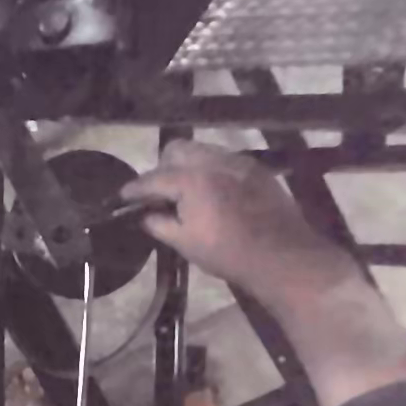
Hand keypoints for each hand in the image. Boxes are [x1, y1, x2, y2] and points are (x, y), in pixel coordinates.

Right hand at [121, 140, 355, 309]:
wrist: (281, 256)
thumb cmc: (226, 252)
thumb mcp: (183, 243)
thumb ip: (158, 224)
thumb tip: (146, 215)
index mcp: (191, 180)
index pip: (153, 178)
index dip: (135, 188)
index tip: (123, 196)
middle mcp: (213, 162)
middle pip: (177, 150)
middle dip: (162, 167)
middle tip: (158, 192)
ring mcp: (238, 162)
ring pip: (203, 151)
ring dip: (188, 167)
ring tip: (186, 193)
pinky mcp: (257, 170)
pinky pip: (224, 161)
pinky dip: (210, 172)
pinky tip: (212, 194)